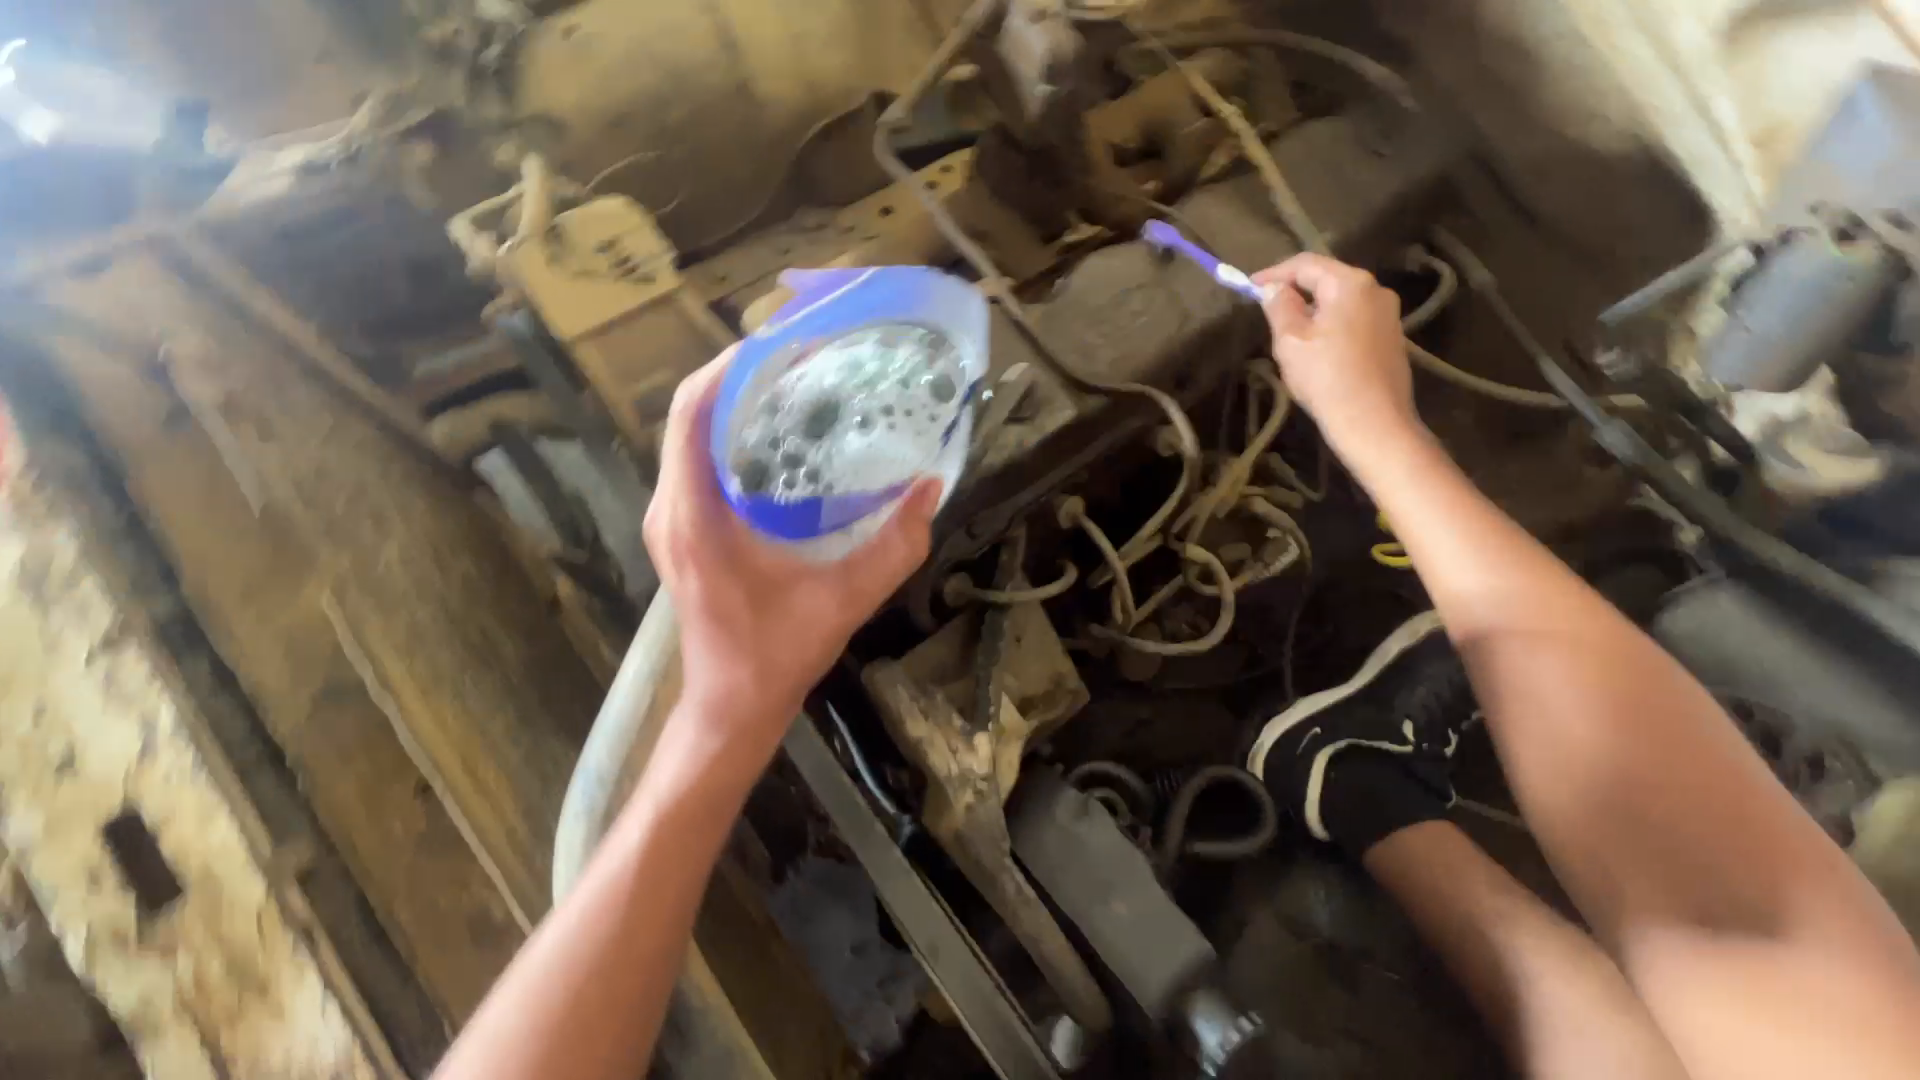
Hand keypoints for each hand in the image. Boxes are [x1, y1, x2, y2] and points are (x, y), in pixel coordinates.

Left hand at [644, 351, 941, 745]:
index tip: (783, 341)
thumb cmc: (775, 655)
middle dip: (741, 373)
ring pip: (692, 434)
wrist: (732, 705)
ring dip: (736, 401)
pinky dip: (733, 434)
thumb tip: (929, 489)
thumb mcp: (843, 600)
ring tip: (795, 382)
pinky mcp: (682, 530)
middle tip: (800, 354)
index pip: (693, 412)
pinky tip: (782, 435)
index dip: (732, 366)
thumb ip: (893, 548)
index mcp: (694, 516)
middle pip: (691, 413)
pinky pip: (699, 460)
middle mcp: (671, 508)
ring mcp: (671, 519)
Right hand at [1254, 254, 1417, 445]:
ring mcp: (1388, 315)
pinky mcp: (1391, 339)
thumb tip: (1275, 288)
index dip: (1274, 273)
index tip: (1249, 286)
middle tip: (1268, 310)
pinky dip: (1330, 327)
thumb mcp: (1290, 340)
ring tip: (1288, 335)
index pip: (1306, 264)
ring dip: (1312, 312)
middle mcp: (1376, 291)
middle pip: (1327, 281)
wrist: (1372, 421)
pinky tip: (1316, 352)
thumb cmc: (1326, 377)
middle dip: (1295, 293)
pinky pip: (1353, 322)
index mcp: (1350, 284)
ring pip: (1340, 303)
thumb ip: (1280, 307)